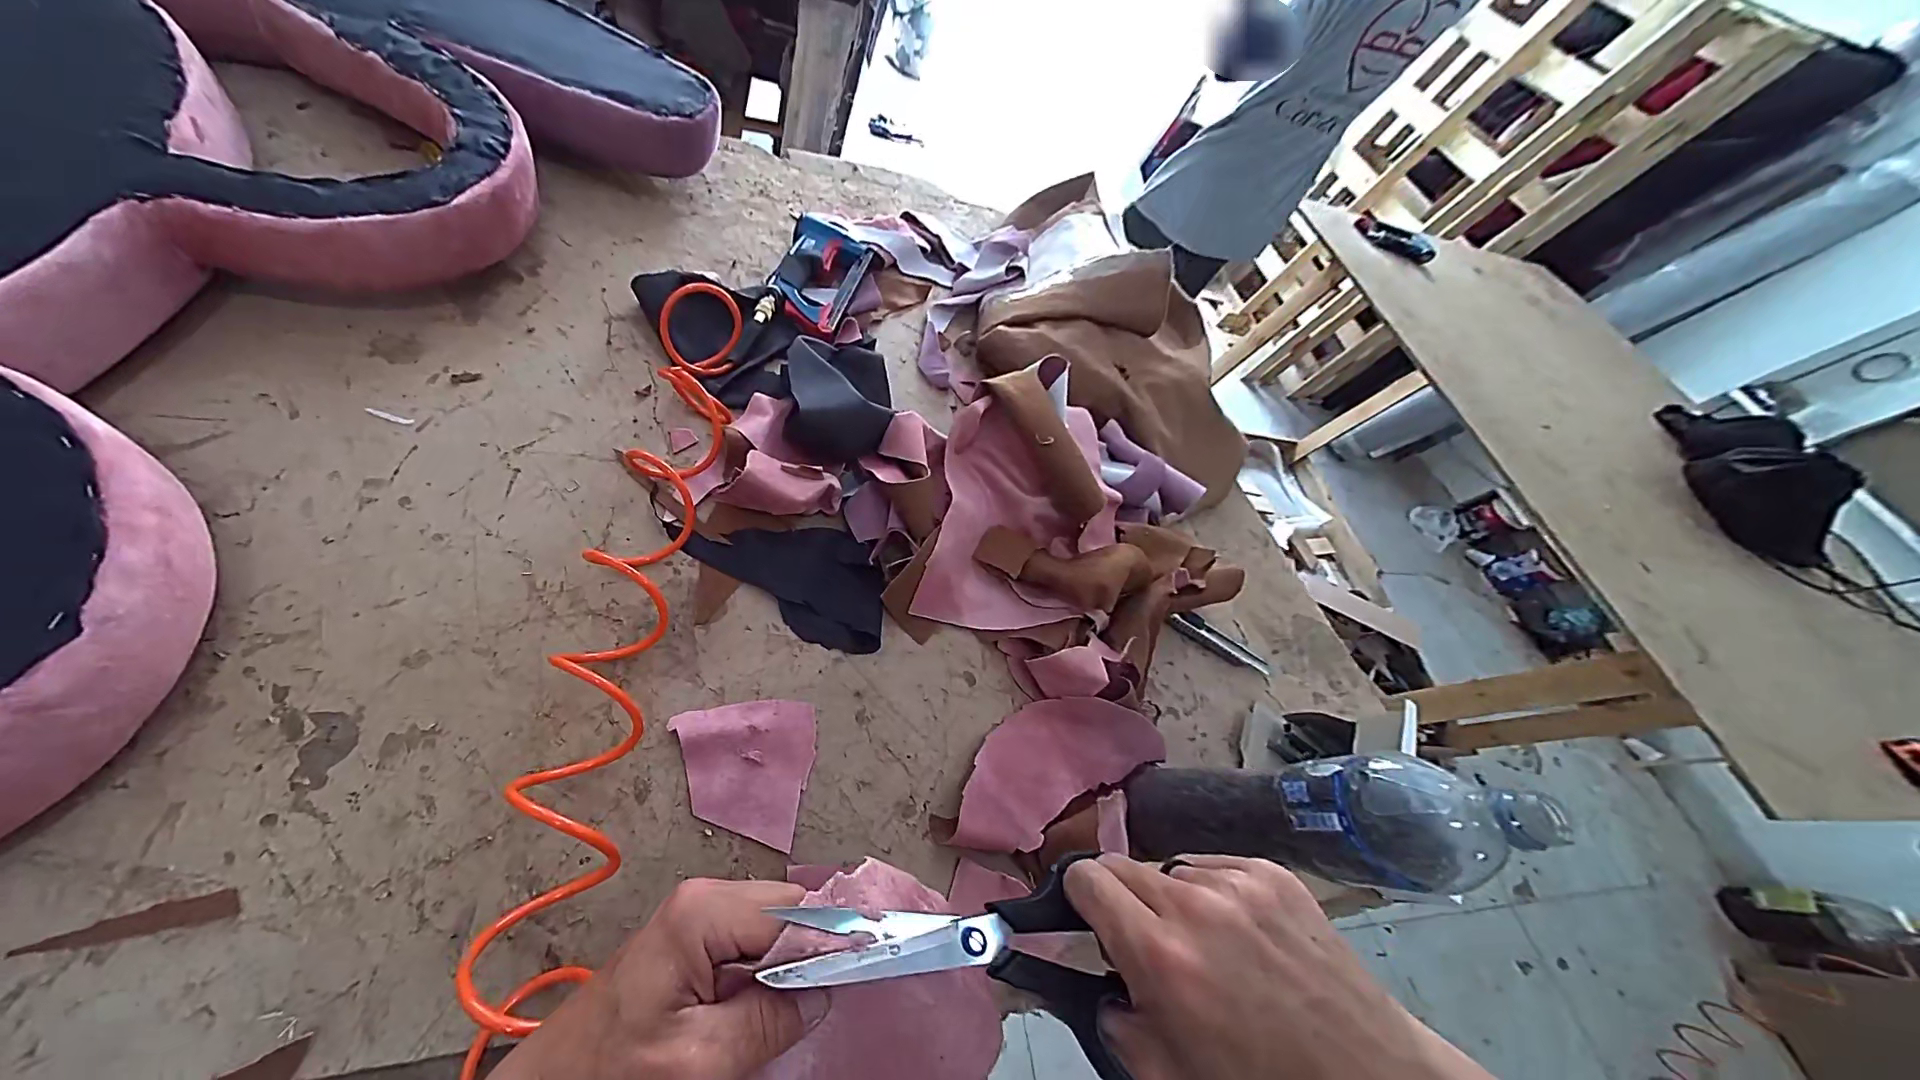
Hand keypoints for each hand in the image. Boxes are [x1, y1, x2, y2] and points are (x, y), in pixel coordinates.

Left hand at [492, 878, 826, 1079]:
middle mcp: (705, 895)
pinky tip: (772, 993)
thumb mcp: (697, 1060)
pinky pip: (755, 934)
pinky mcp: (695, 931)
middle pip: (788, 906)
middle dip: (812, 946)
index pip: (794, 910)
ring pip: (775, 919)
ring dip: (794, 956)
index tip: (868, 963)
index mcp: (704, 911)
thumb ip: (766, 1021)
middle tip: (831, 991)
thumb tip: (822, 992)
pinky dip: (773, 961)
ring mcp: (699, 910)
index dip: (831, 938)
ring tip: (801, 998)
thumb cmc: (615, 1071)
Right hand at [1064, 855, 1494, 1079]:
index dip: (1078, 894)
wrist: (1366, 1074)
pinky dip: (1211, 891)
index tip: (1085, 914)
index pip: (1088, 877)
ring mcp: (1238, 880)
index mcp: (1161, 952)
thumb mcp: (1166, 1071)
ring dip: (1169, 896)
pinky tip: (1238, 931)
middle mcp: (1194, 901)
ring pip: (1169, 866)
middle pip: (1122, 864)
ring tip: (1202, 940)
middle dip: (1120, 896)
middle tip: (1140, 936)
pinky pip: (1214, 866)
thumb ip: (1109, 1018)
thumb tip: (1082, 979)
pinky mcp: (1271, 871)